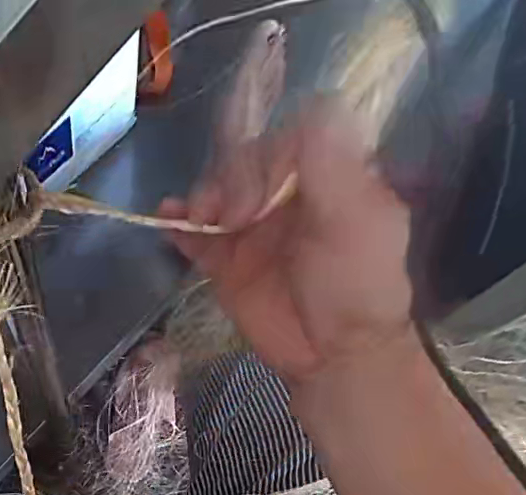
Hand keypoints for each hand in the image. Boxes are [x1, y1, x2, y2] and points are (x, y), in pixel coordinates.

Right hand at [160, 102, 415, 384]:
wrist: (332, 351)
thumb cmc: (356, 284)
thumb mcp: (357, 218)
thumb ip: (330, 164)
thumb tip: (301, 112)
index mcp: (327, 175)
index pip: (290, 135)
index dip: (272, 151)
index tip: (268, 187)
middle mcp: (287, 195)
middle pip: (247, 158)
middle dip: (234, 177)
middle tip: (238, 217)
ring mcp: (253, 229)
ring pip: (218, 191)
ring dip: (204, 195)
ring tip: (202, 217)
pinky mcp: (226, 262)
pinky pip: (196, 235)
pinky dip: (179, 224)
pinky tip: (168, 218)